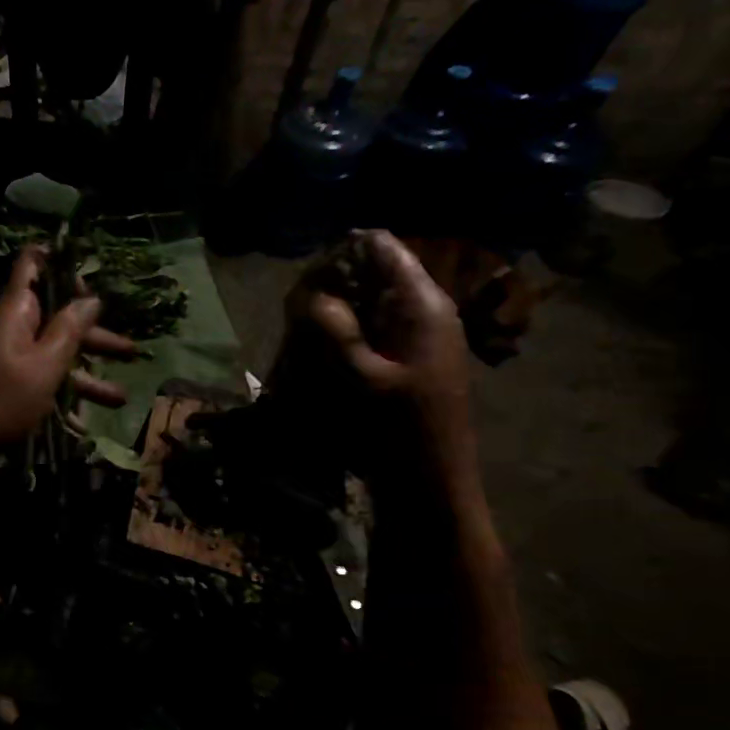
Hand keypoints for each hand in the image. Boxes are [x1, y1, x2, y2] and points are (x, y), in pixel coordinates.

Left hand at [0, 246, 133, 462]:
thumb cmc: (1, 400)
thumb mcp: (44, 365)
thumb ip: (69, 330)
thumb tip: (90, 298)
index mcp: (16, 311)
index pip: (32, 265)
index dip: (60, 261)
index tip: (92, 273)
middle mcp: (10, 328)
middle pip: (57, 319)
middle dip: (95, 336)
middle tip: (132, 351)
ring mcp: (6, 357)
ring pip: (53, 355)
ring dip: (86, 376)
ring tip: (120, 399)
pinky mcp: (4, 383)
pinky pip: (39, 379)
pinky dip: (61, 396)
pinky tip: (83, 425)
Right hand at [295, 230, 473, 459]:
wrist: (431, 483)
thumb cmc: (402, 431)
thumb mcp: (362, 378)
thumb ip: (334, 329)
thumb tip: (306, 294)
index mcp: (420, 304)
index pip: (377, 246)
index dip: (337, 257)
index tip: (304, 289)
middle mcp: (423, 308)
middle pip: (370, 271)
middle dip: (330, 288)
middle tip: (297, 320)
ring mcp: (418, 333)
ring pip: (367, 300)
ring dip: (334, 314)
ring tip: (304, 339)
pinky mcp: (410, 356)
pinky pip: (372, 327)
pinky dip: (345, 334)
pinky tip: (323, 357)